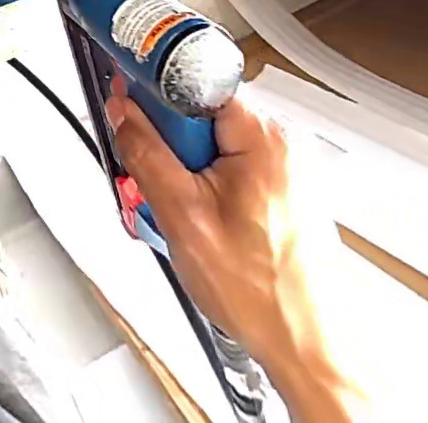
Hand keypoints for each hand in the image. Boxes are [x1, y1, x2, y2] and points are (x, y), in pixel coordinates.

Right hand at [107, 78, 369, 421]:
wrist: (307, 347)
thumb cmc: (263, 294)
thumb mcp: (181, 213)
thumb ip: (143, 150)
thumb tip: (121, 109)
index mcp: (266, 137)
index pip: (191, 80)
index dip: (151, 91)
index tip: (126, 101)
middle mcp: (282, 142)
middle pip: (195, 109)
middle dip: (166, 140)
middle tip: (162, 180)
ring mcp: (285, 164)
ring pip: (206, 137)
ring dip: (181, 164)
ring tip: (183, 206)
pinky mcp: (281, 182)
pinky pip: (224, 159)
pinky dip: (202, 179)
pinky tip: (200, 212)